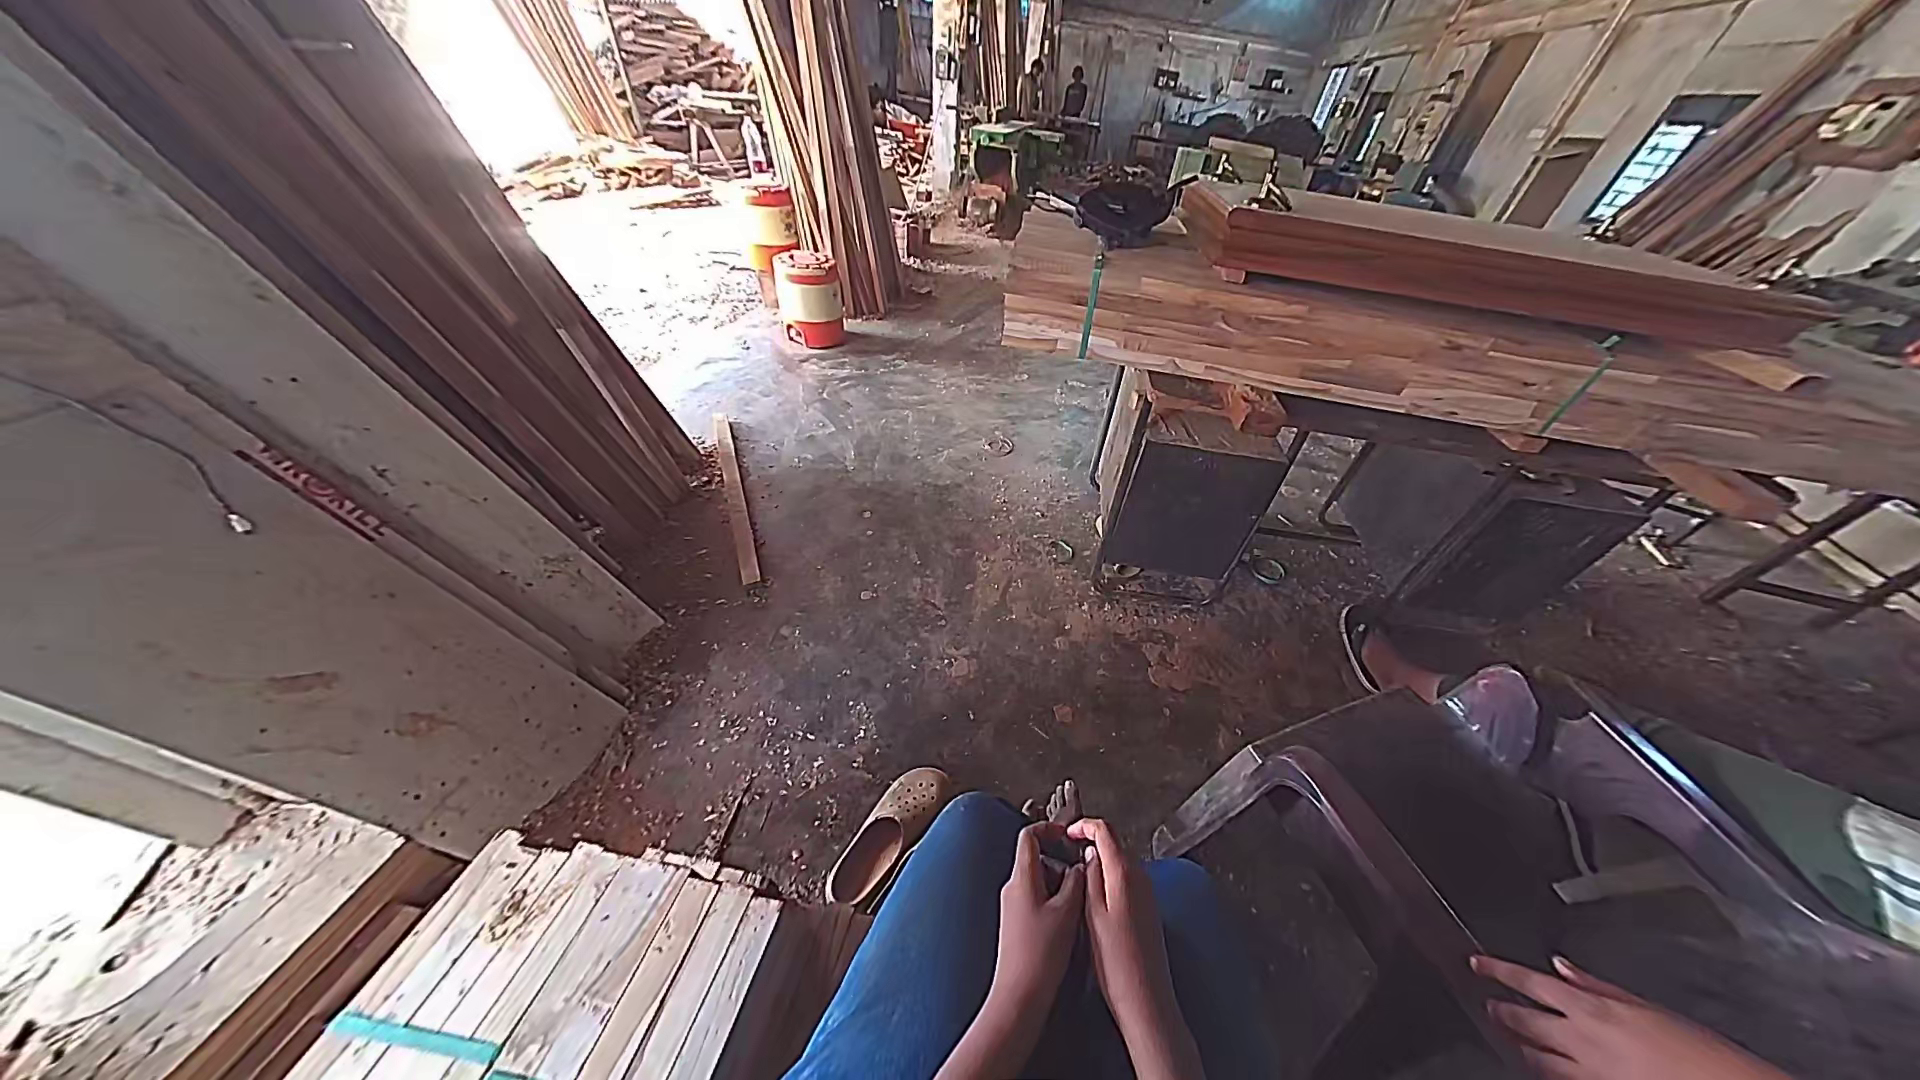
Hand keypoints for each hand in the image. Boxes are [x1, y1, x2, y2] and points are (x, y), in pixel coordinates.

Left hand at [936, 823, 1084, 1079]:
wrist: (1019, 995)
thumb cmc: (1041, 954)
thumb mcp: (1067, 911)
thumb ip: (1075, 882)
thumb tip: (1078, 866)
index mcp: (1022, 877)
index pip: (1029, 836)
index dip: (1048, 829)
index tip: (1066, 834)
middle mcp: (1012, 887)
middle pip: (1037, 859)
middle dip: (1060, 865)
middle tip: (1079, 881)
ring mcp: (1012, 905)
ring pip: (1039, 881)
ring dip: (1059, 886)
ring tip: (1075, 908)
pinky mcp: (1015, 923)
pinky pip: (1036, 900)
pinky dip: (1053, 903)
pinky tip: (1066, 924)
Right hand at [1068, 818, 1202, 1079]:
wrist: (1146, 1000)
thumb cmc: (1115, 961)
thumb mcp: (1092, 913)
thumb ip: (1089, 877)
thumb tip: (1088, 854)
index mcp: (1125, 874)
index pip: (1105, 830)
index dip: (1084, 825)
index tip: (1067, 833)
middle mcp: (1141, 878)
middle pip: (1114, 844)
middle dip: (1090, 842)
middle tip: (1067, 852)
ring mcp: (1147, 893)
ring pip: (1119, 862)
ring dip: (1099, 860)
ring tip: (1076, 874)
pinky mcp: (1149, 908)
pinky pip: (1126, 879)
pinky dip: (1109, 877)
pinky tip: (1094, 896)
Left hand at [1473, 955, 1793, 1079]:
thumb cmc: (1712, 1059)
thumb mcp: (1652, 1010)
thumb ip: (1599, 987)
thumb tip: (1561, 967)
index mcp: (1593, 1011)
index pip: (1527, 981)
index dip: (1496, 970)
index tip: (1476, 964)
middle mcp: (1583, 1041)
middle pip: (1522, 1021)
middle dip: (1501, 1011)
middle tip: (1490, 1005)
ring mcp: (1589, 1075)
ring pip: (1536, 1058)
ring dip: (1521, 1045)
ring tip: (1509, 1037)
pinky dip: (1548, 1073)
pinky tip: (1548, 1069)